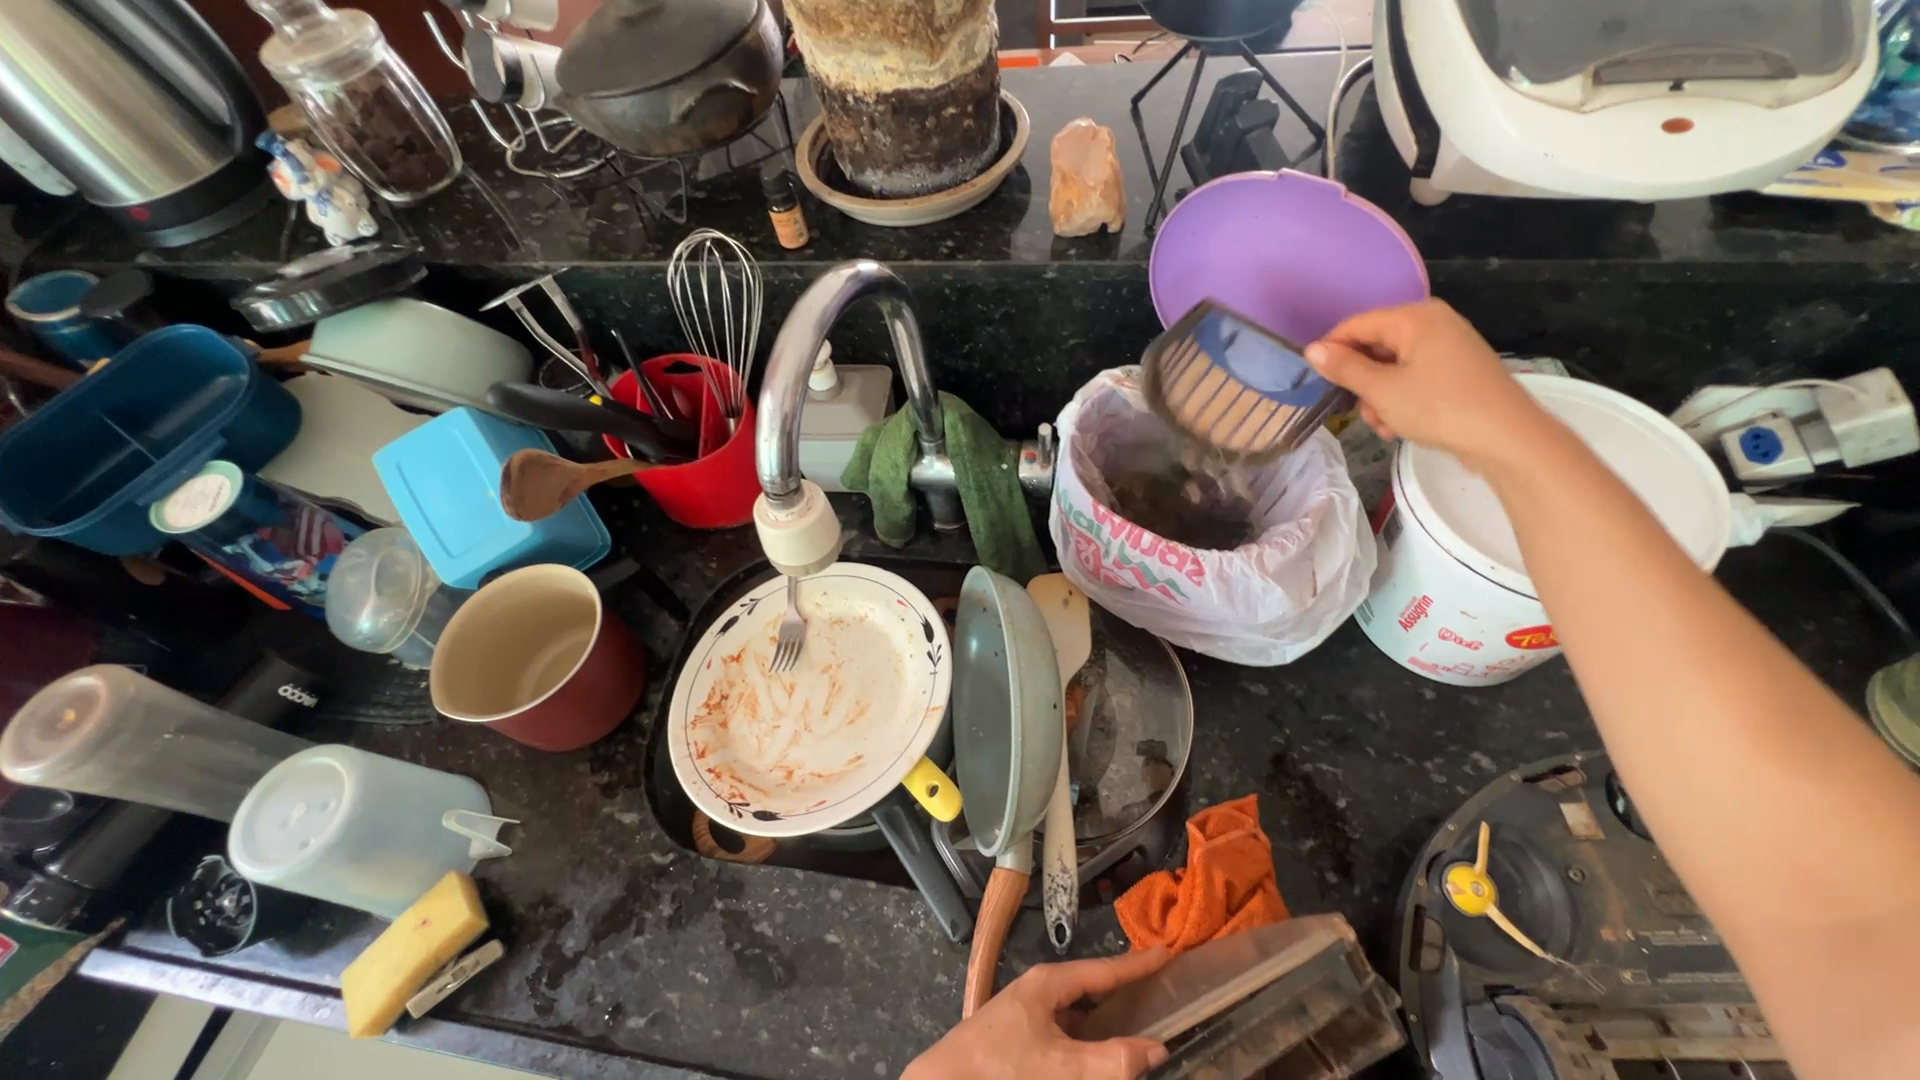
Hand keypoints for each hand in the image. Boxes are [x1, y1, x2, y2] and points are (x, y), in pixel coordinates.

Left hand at [904, 948, 1172, 1079]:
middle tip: (1157, 989)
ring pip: (1075, 1009)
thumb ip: (1113, 1060)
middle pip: (1090, 985)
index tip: (1168, 952)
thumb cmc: (1003, 1070)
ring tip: (1134, 1021)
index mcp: (1048, 983)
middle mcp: (1037, 988)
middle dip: (1123, 988)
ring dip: (1103, 1017)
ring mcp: (1025, 1010)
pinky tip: (1094, 1052)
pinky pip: (1061, 1027)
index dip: (1138, 964)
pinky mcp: (1017, 1033)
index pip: (1104, 969)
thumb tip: (1157, 1048)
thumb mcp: (1063, 1068)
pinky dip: (1083, 1035)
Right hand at [1305, 299, 1549, 470]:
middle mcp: (1432, 323)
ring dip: (1378, 397)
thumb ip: (1344, 368)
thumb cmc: (1440, 408)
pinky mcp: (1457, 369)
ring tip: (1384, 425)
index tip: (1317, 382)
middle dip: (1360, 381)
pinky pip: (1413, 376)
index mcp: (1414, 318)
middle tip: (1358, 412)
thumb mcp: (1382, 391)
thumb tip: (1311, 350)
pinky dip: (1400, 399)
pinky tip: (1400, 425)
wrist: (1507, 438)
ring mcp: (1448, 346)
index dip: (1331, 352)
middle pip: (1374, 346)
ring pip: (1392, 366)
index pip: (1355, 325)